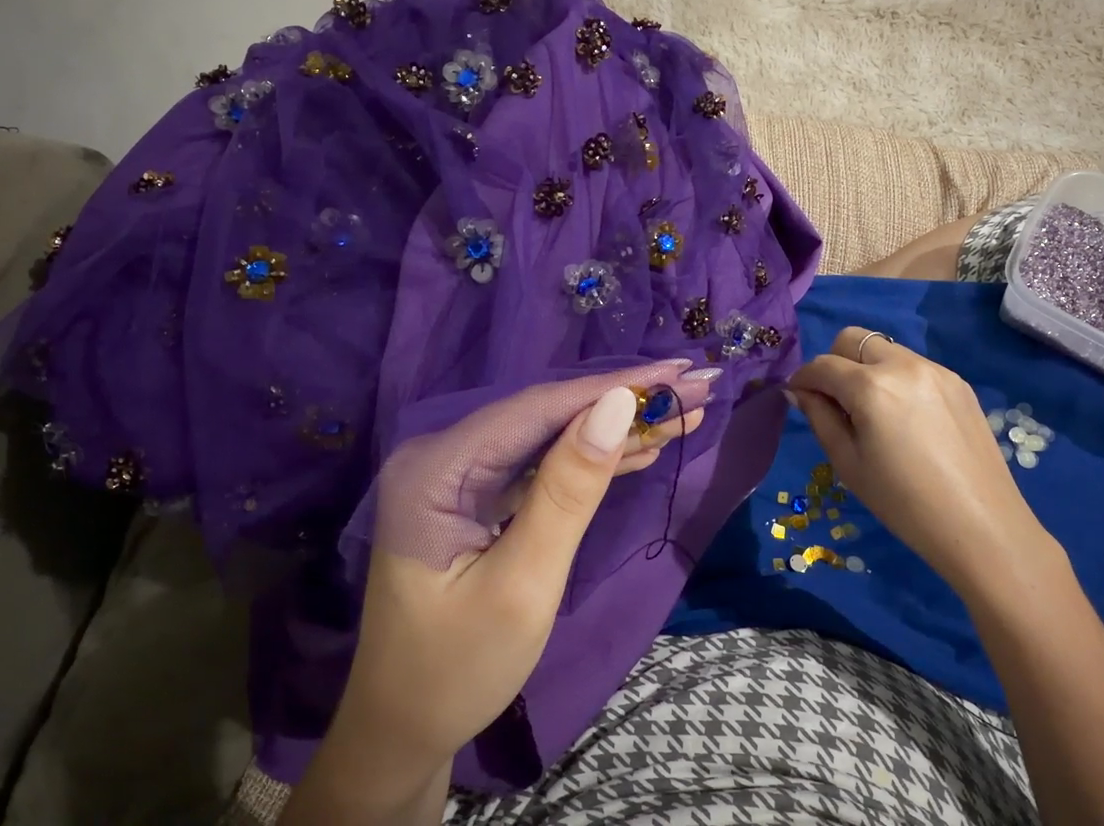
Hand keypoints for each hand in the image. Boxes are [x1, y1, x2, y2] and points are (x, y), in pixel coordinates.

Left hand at [289, 364, 709, 823]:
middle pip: (546, 417)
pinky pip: (539, 469)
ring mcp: (457, 479)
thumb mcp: (525, 582)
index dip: (614, 387)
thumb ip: (569, 490)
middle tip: (699, 387)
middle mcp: (441, 457)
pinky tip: (641, 452)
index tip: (681, 371)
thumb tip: (617, 405)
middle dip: (624, 403)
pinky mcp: (474, 501)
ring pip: (549, 440)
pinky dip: (591, 465)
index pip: (538, 409)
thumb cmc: (460, 669)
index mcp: (436, 468)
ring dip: (616, 432)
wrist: (405, 731)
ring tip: (685, 414)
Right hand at [787, 327, 1050, 586]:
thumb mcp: (849, 464)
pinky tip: (906, 420)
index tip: (797, 397)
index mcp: (871, 387)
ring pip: (885, 350)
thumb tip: (800, 393)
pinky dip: (897, 379)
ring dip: (867, 368)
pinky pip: (914, 366)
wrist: (981, 526)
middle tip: (835, 401)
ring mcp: (936, 370)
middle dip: (835, 361)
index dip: (803, 379)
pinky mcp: (959, 383)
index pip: (822, 365)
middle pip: (854, 338)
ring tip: (872, 413)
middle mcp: (904, 365)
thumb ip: (820, 418)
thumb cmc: (903, 503)